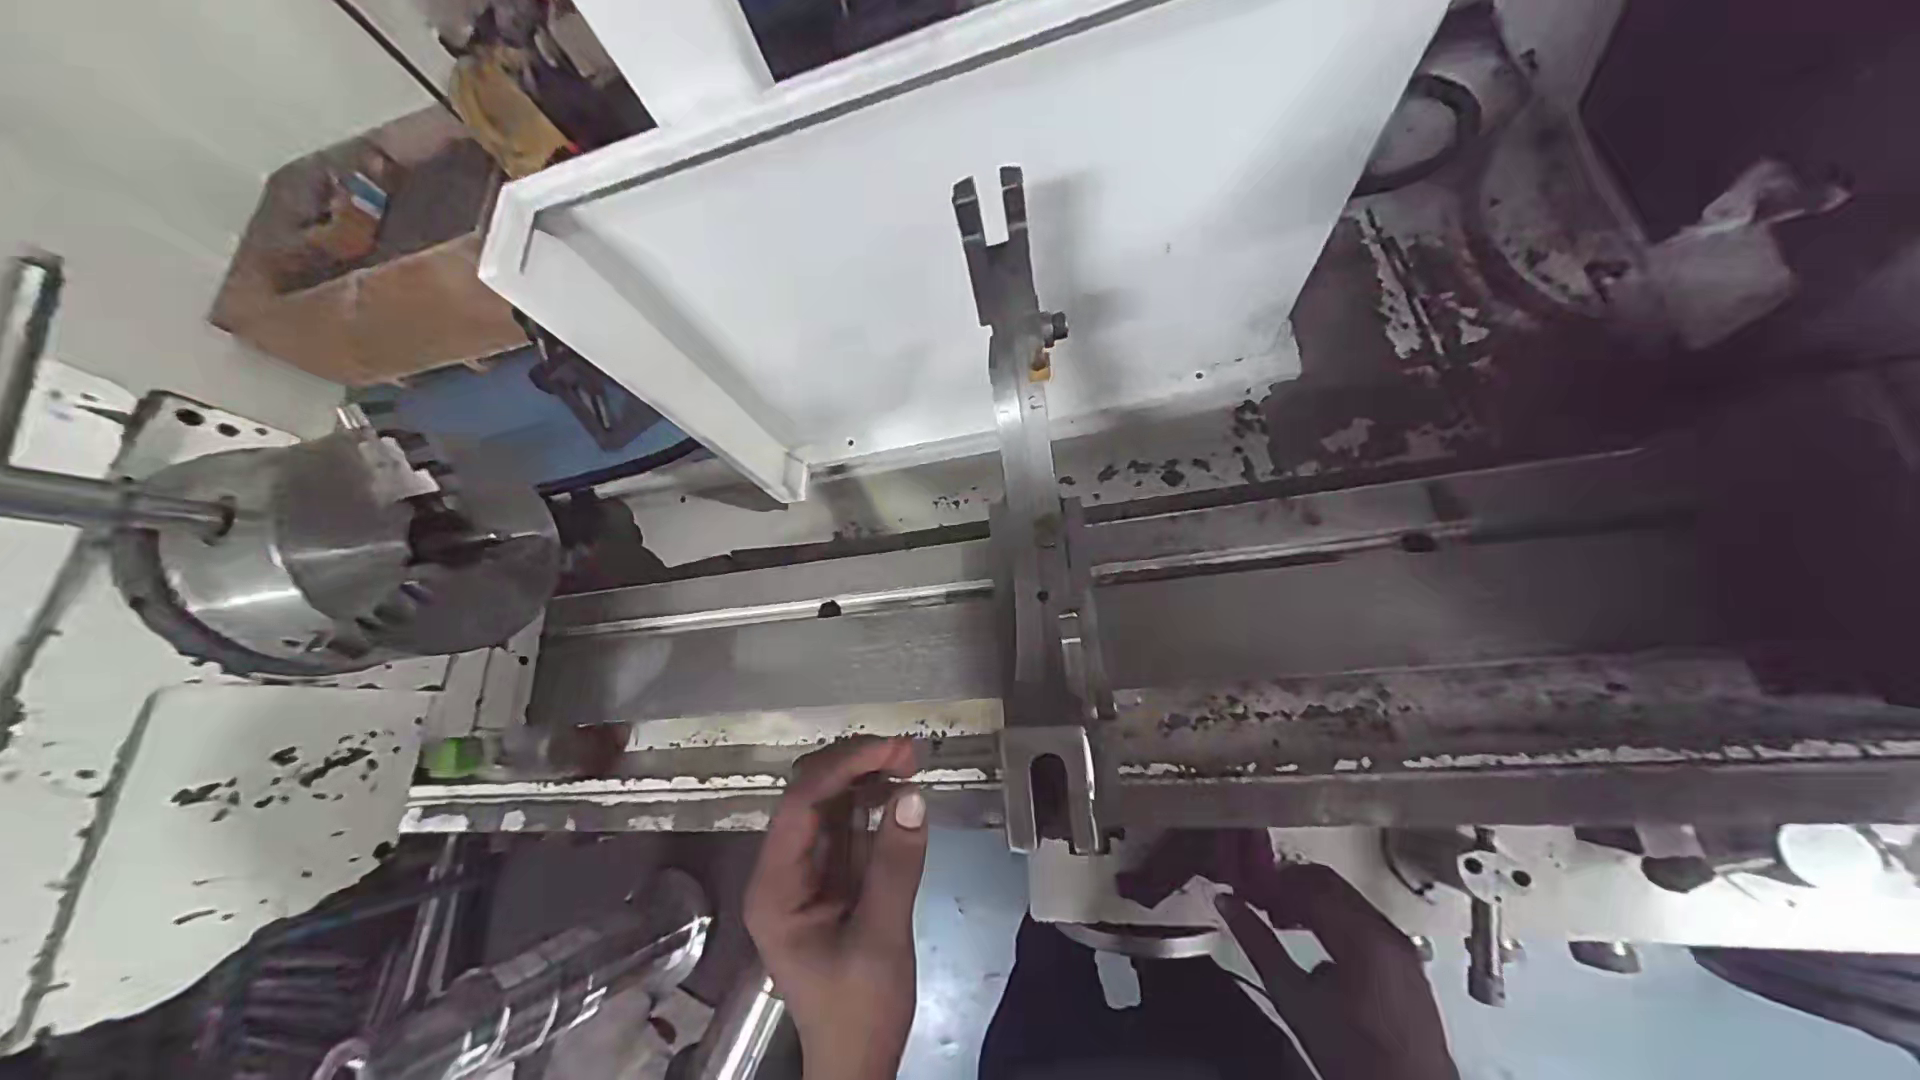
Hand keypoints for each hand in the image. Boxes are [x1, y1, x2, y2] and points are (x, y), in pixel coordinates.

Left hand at [744, 737, 928, 1079]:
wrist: (857, 1060)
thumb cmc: (859, 1010)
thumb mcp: (881, 940)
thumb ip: (894, 866)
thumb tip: (913, 795)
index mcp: (775, 886)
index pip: (800, 805)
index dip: (843, 767)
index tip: (891, 749)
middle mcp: (782, 868)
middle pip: (809, 792)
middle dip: (854, 763)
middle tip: (907, 752)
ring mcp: (807, 867)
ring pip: (828, 799)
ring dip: (866, 773)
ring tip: (909, 760)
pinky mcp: (832, 872)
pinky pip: (847, 820)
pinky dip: (873, 798)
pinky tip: (899, 787)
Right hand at [1117, 831, 1455, 1079]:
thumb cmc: (1350, 1056)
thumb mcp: (1295, 999)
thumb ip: (1257, 942)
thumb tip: (1225, 899)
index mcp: (1359, 935)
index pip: (1307, 882)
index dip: (1271, 878)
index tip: (1241, 883)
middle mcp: (1384, 930)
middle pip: (1326, 883)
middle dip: (1286, 884)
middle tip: (1253, 898)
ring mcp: (1399, 946)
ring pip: (1342, 898)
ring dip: (1306, 899)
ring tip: (1274, 916)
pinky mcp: (1403, 961)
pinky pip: (1357, 918)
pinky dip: (1327, 916)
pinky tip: (1307, 937)